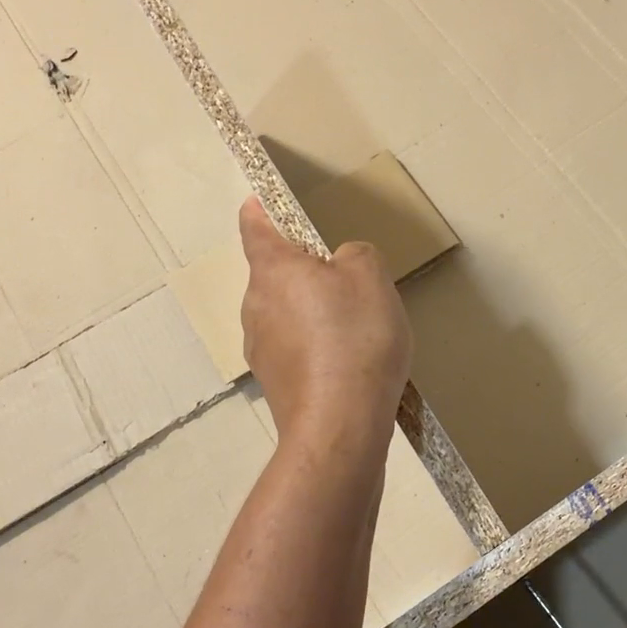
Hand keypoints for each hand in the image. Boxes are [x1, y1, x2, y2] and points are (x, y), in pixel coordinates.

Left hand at [238, 196, 411, 450]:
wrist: (340, 424)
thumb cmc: (355, 338)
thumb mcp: (371, 277)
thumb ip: (356, 255)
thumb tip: (341, 263)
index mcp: (274, 270)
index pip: (255, 227)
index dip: (259, 211)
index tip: (260, 202)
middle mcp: (255, 305)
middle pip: (275, 275)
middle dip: (302, 271)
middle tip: (345, 279)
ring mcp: (260, 348)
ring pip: (285, 314)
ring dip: (310, 312)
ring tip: (354, 327)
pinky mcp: (275, 383)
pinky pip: (295, 350)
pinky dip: (316, 347)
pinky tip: (348, 362)